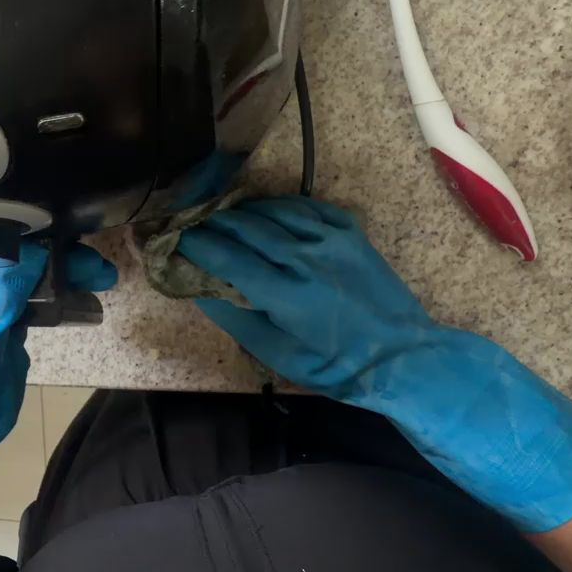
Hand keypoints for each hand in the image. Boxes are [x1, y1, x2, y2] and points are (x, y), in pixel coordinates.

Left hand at [0, 240, 116, 476]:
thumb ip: (0, 298)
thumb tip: (32, 253)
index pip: (14, 256)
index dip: (51, 252)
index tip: (89, 260)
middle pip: (27, 268)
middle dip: (65, 264)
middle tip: (104, 274)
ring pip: (32, 290)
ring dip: (66, 282)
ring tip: (101, 284)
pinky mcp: (5, 347)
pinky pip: (33, 316)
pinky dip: (59, 307)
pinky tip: (81, 309)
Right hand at [177, 196, 571, 532]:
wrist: (403, 356)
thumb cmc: (334, 365)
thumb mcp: (276, 353)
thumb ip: (234, 315)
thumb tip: (196, 284)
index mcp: (284, 293)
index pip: (223, 254)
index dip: (191, 243)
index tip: (169, 238)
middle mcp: (305, 257)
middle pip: (242, 225)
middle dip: (207, 221)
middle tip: (185, 221)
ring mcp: (330, 239)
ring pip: (269, 210)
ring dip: (238, 211)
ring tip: (217, 216)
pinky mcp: (348, 231)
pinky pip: (301, 205)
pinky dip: (275, 207)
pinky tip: (262, 214)